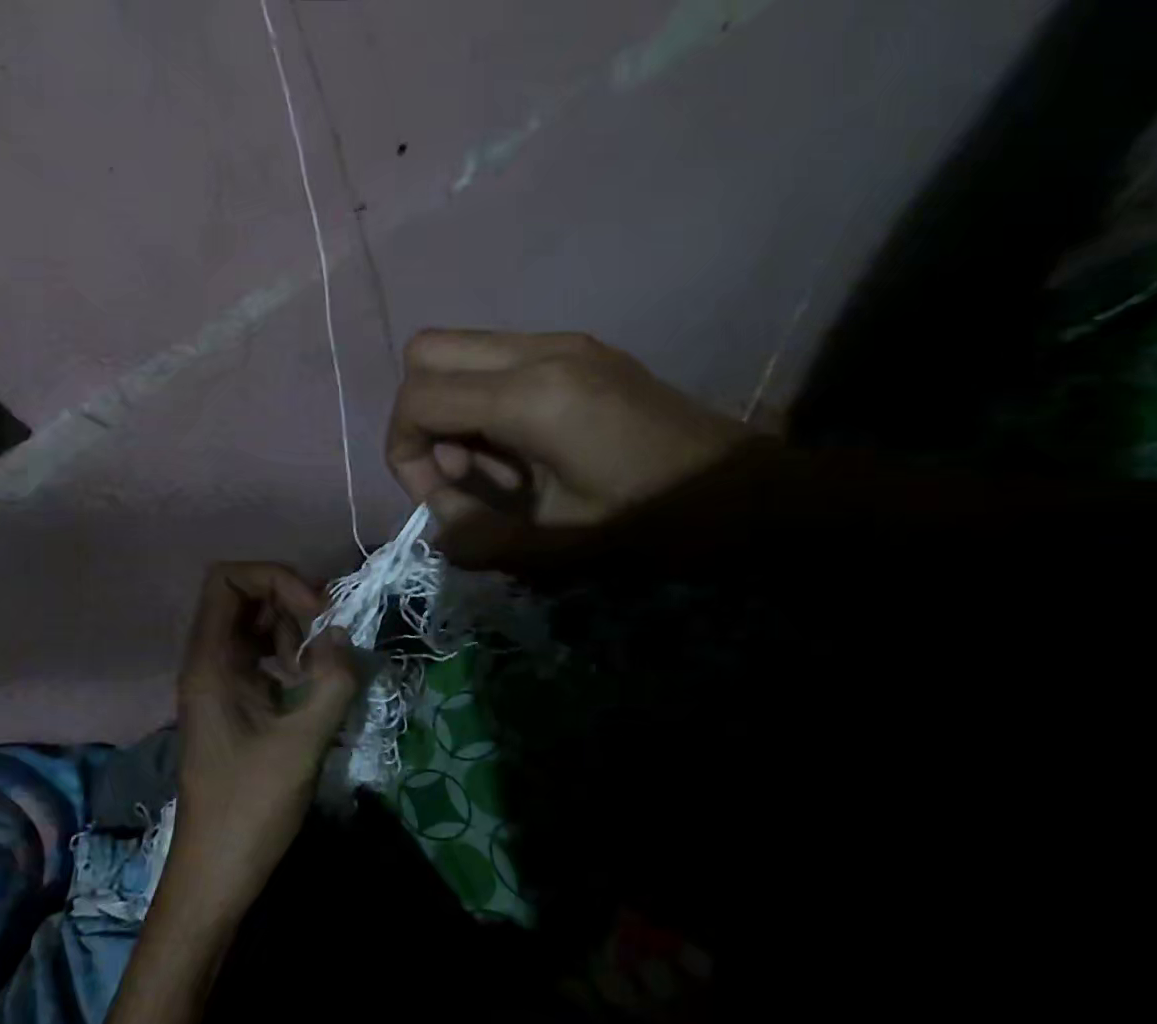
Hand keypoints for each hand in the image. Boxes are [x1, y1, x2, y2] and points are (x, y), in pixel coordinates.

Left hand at [167, 563, 355, 917]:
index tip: (315, 614)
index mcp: (209, 661)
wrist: (215, 870)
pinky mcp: (232, 702)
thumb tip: (344, 636)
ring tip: (321, 664)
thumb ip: (330, 683)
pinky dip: (287, 656)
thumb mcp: (301, 744)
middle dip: (289, 602)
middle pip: (242, 597)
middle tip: (329, 636)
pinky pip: (258, 656)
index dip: (274, 579)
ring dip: (291, 630)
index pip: (227, 579)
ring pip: (252, 626)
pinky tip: (309, 683)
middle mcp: (207, 661)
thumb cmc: (250, 808)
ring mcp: (218, 682)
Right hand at [386, 330, 752, 562]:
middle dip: (418, 416)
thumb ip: (475, 537)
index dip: (404, 453)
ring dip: (451, 407)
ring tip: (492, 465)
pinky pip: (497, 359)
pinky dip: (483, 399)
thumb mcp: (555, 548)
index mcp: (532, 398)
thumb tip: (436, 523)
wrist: (752, 493)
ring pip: (459, 350)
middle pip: (425, 352)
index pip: (418, 399)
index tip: (437, 499)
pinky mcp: (580, 349)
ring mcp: (563, 342)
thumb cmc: (654, 524)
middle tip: (454, 468)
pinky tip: (520, 447)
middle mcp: (540, 351)